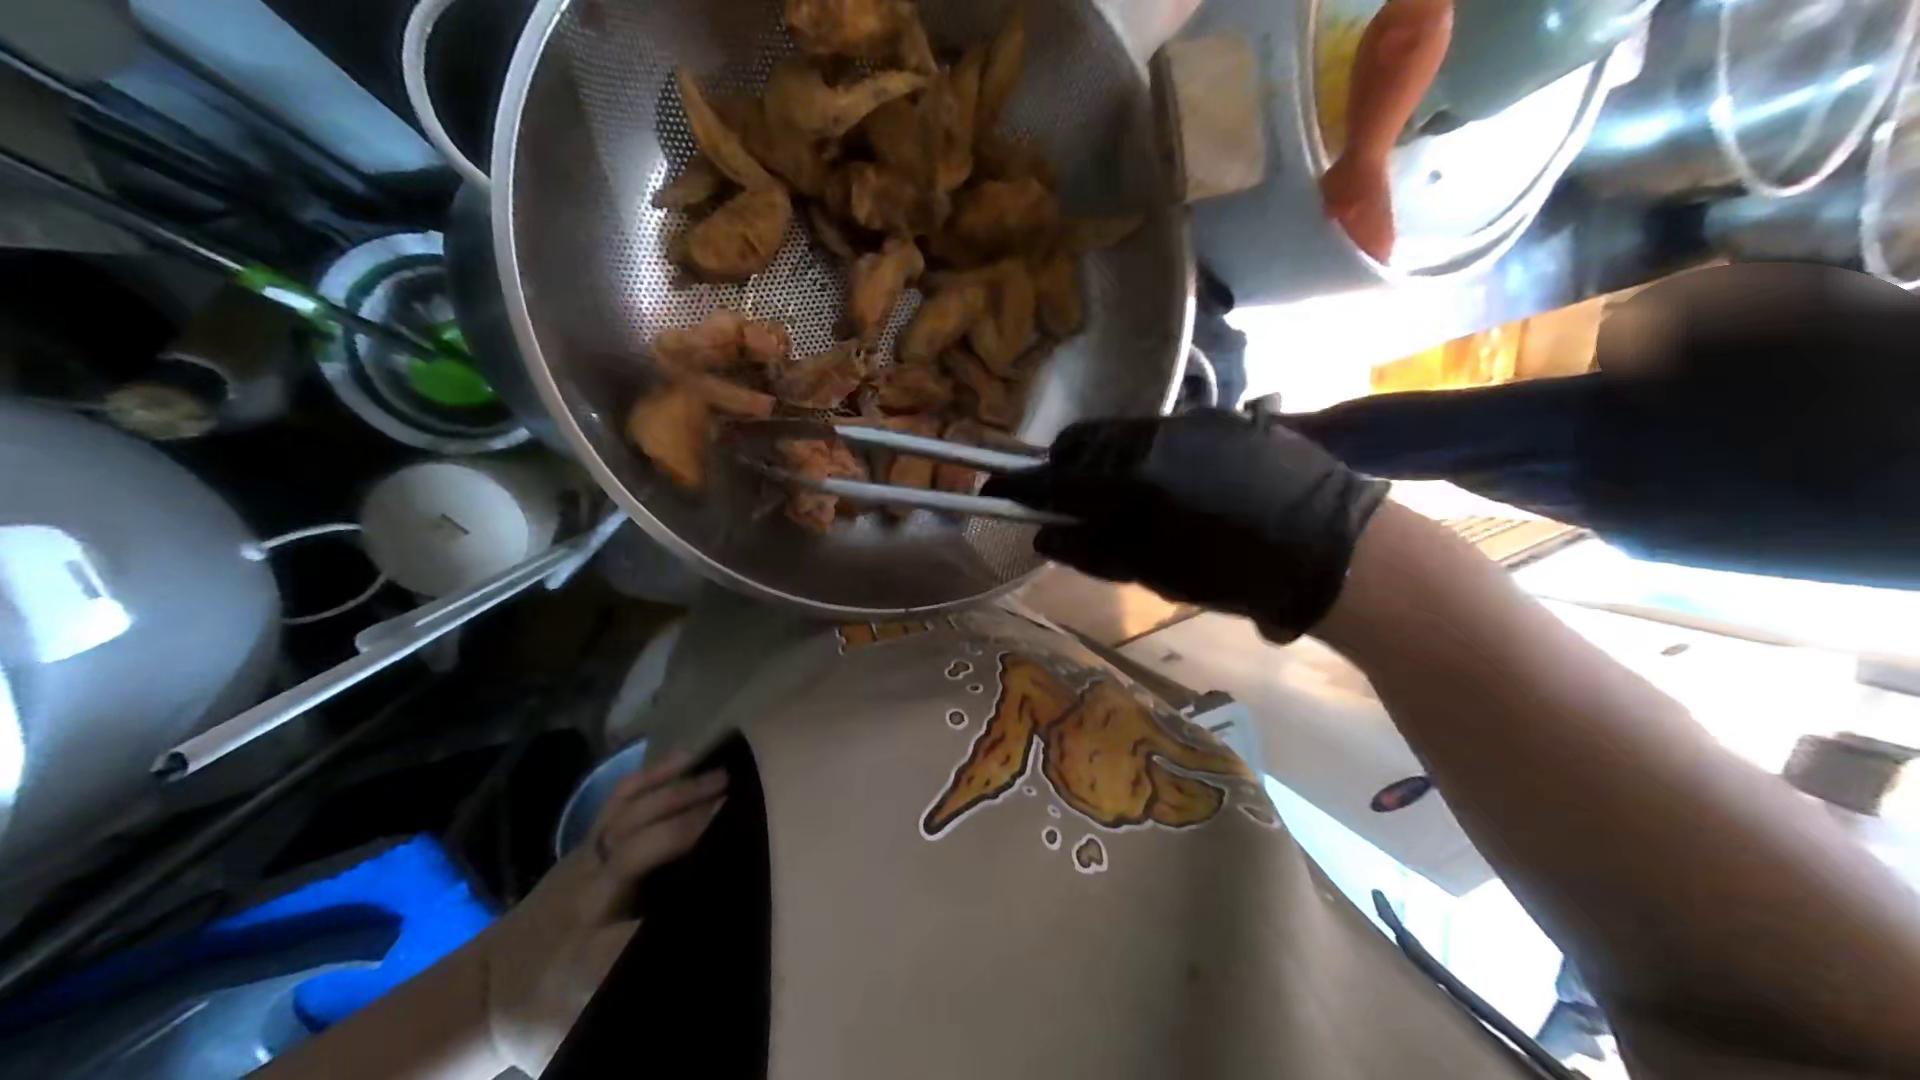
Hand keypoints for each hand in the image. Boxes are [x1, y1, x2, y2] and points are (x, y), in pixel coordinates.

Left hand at [480, 751, 726, 1074]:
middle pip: (637, 852)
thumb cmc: (547, 1016)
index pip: (639, 927)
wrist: (485, 990)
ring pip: (629, 818)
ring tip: (726, 779)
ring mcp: (584, 864)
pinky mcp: (584, 843)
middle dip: (686, 828)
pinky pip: (618, 801)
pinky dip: (652, 775)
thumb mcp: (583, 1037)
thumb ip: (633, 1007)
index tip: (733, 888)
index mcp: (588, 958)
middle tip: (738, 810)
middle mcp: (587, 901)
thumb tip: (706, 995)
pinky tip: (687, 758)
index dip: (686, 905)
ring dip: (678, 794)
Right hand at [985, 409, 1387, 639]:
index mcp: (1130, 474)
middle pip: (1083, 439)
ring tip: (1132, 498)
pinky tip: (1182, 486)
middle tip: (1070, 503)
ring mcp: (1193, 419)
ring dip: (1110, 461)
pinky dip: (1153, 456)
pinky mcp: (1228, 419)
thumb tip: (1043, 533)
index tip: (994, 490)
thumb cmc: (1233, 573)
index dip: (1020, 485)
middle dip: (1064, 467)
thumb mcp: (1153, 571)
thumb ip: (1090, 548)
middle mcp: (1153, 432)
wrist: (1333, 550)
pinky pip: (1168, 432)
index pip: (1055, 474)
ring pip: (1124, 433)